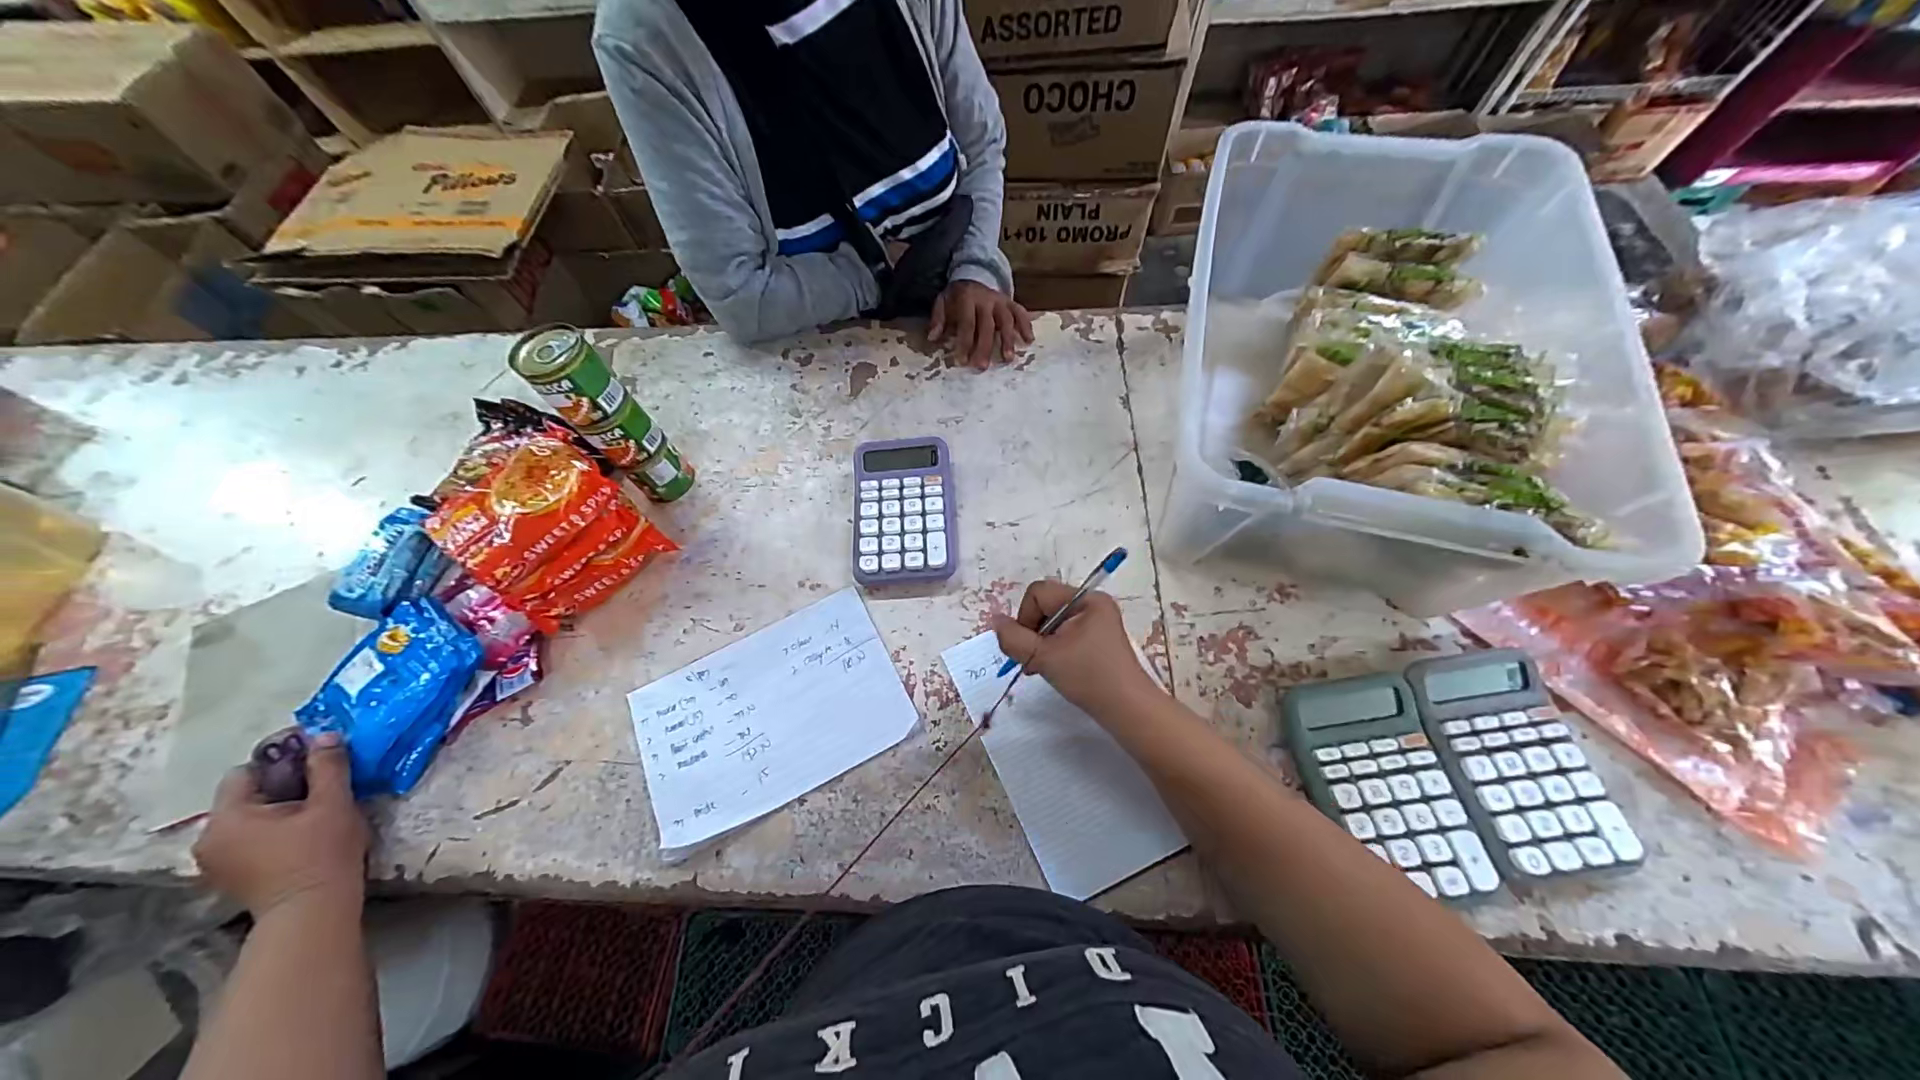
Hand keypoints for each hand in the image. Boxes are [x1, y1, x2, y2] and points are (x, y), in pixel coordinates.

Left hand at [193, 732, 367, 919]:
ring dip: (281, 807)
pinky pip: (249, 837)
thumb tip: (324, 735)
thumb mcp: (334, 803)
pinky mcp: (230, 875)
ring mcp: (215, 861)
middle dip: (284, 784)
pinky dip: (274, 828)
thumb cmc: (322, 853)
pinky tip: (303, 833)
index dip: (282, 760)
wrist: (313, 911)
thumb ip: (328, 766)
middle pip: (247, 795)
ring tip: (317, 809)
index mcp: (227, 818)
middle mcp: (209, 838)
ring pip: (250, 817)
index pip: (246, 771)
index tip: (317, 758)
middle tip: (324, 784)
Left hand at [929, 280, 1033, 369]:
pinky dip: (1026, 326)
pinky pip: (1021, 313)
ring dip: (1008, 340)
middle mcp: (986, 299)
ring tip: (1008, 358)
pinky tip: (1029, 341)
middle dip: (985, 347)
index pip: (967, 323)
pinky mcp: (1011, 303)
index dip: (965, 343)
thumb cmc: (957, 296)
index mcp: (967, 298)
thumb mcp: (942, 301)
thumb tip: (932, 337)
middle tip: (982, 366)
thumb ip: (938, 319)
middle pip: (987, 326)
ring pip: (1006, 320)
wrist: (974, 274)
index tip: (962, 361)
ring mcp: (1000, 301)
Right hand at [992, 581, 1158, 718]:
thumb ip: (1013, 638)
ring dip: (1040, 643)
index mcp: (1085, 599)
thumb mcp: (1043, 657)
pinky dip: (1053, 648)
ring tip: (1042, 667)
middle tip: (1033, 661)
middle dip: (1032, 632)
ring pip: (1051, 621)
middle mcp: (1093, 603)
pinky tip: (1054, 667)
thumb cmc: (1088, 677)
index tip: (1030, 647)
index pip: (1038, 593)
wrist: (1127, 709)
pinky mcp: (1097, 638)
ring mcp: (1097, 620)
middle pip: (1044, 605)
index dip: (1025, 618)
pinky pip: (1064, 633)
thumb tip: (995, 621)